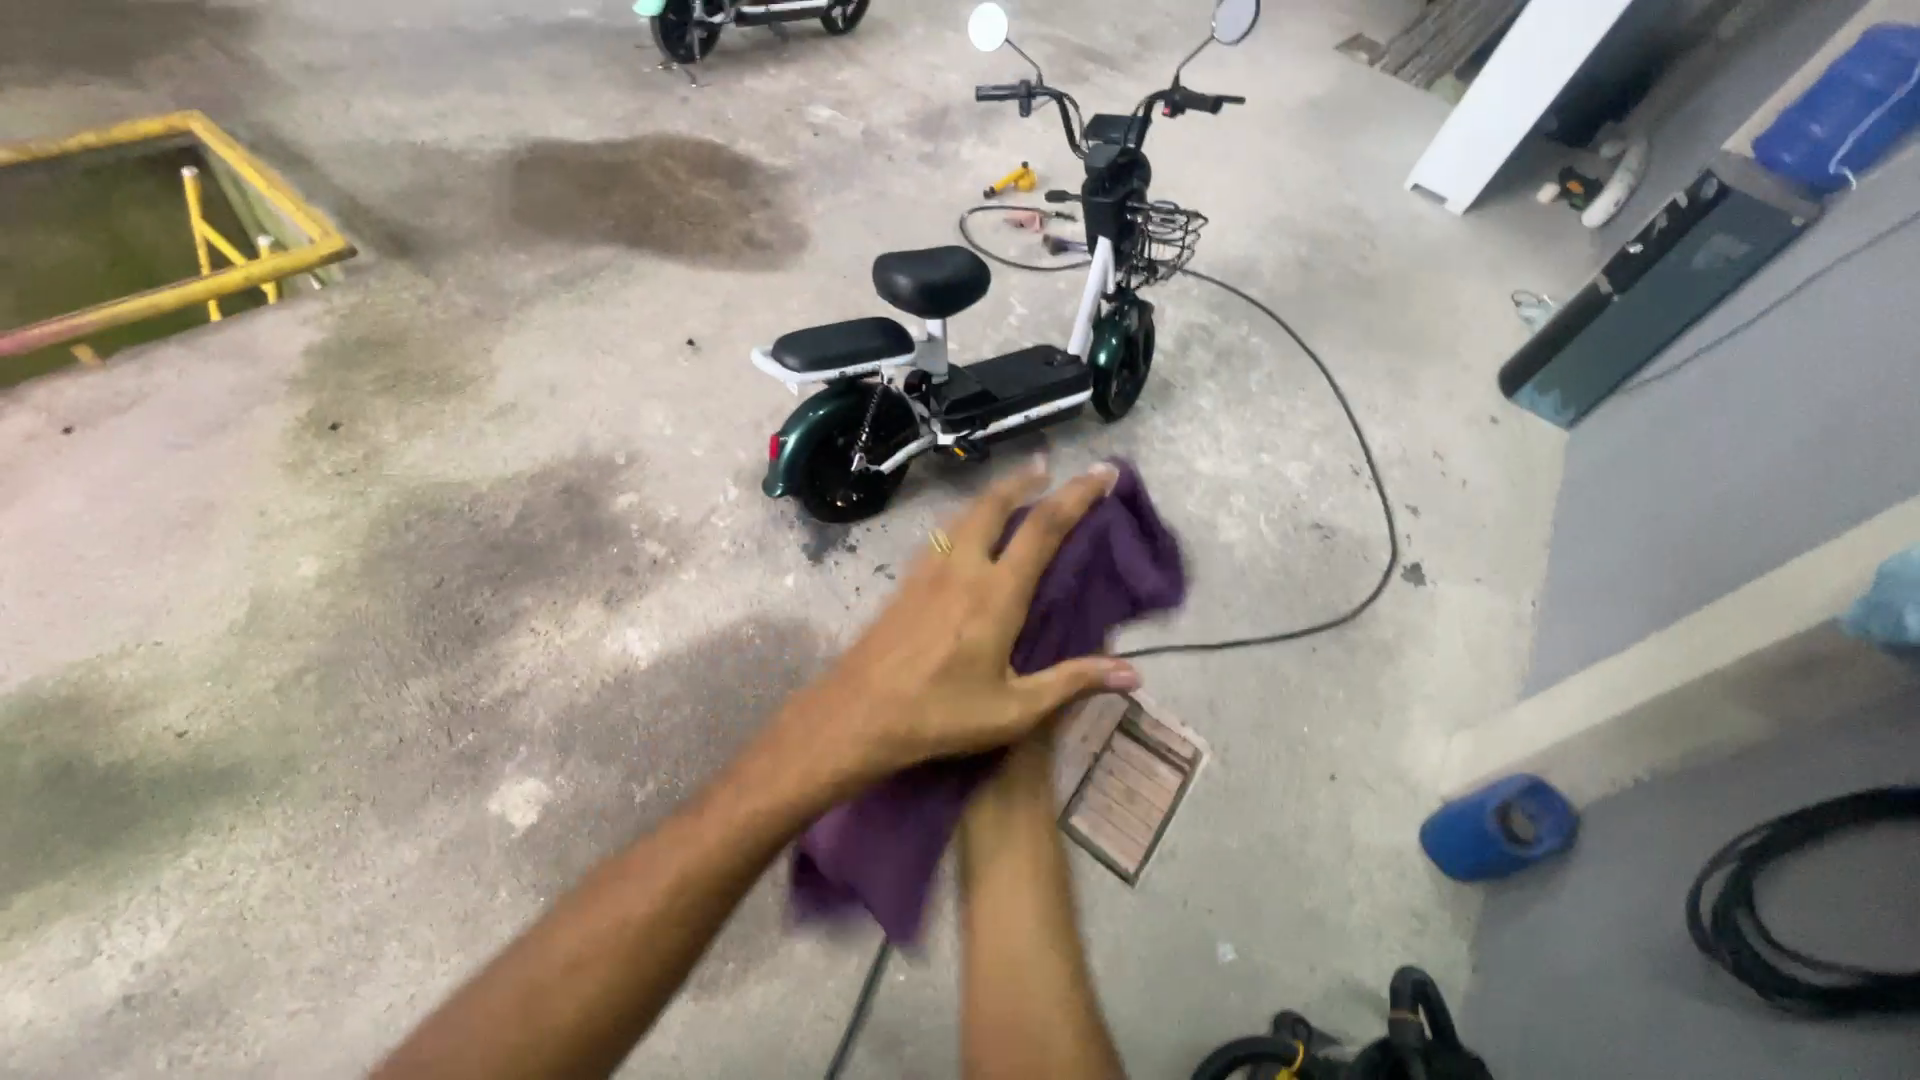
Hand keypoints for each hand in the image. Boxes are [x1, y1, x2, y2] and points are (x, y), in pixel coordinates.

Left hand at [788, 458, 1140, 780]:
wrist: (857, 714)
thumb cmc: (940, 715)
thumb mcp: (1014, 710)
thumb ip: (1072, 683)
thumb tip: (1133, 675)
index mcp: (996, 594)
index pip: (1044, 528)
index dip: (1078, 495)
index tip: (1105, 473)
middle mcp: (963, 569)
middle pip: (996, 503)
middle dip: (1027, 478)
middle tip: (1050, 465)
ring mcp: (928, 571)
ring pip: (964, 514)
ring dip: (994, 494)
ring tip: (1014, 489)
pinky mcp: (906, 583)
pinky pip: (942, 534)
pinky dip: (966, 518)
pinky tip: (965, 532)